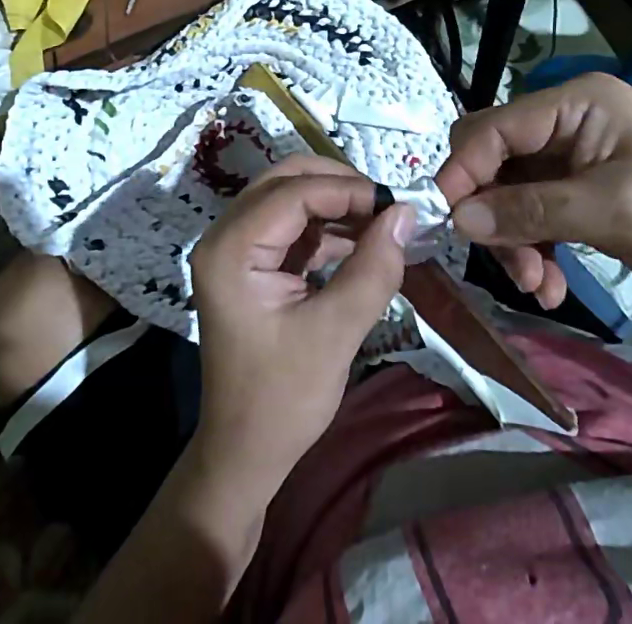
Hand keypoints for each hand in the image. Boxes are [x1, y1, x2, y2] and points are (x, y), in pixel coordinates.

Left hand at [188, 157, 410, 483]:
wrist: (246, 450)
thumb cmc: (283, 397)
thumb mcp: (336, 332)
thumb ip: (373, 269)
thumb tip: (407, 214)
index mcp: (231, 250)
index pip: (292, 193)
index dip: (348, 190)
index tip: (398, 204)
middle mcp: (225, 238)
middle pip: (284, 182)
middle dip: (338, 185)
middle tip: (387, 205)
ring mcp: (235, 250)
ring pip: (289, 200)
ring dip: (335, 205)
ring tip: (384, 223)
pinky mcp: (251, 265)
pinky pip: (291, 227)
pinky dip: (327, 229)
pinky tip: (363, 242)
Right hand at [435, 74, 631, 327]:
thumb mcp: (612, 211)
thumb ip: (528, 210)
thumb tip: (455, 218)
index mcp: (574, 105)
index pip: (490, 128)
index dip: (462, 172)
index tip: (446, 223)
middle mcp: (566, 124)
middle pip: (493, 162)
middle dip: (490, 213)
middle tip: (506, 263)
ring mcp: (575, 161)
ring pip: (510, 196)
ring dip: (514, 241)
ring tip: (537, 286)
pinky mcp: (584, 195)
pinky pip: (536, 218)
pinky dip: (536, 251)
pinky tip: (550, 288)